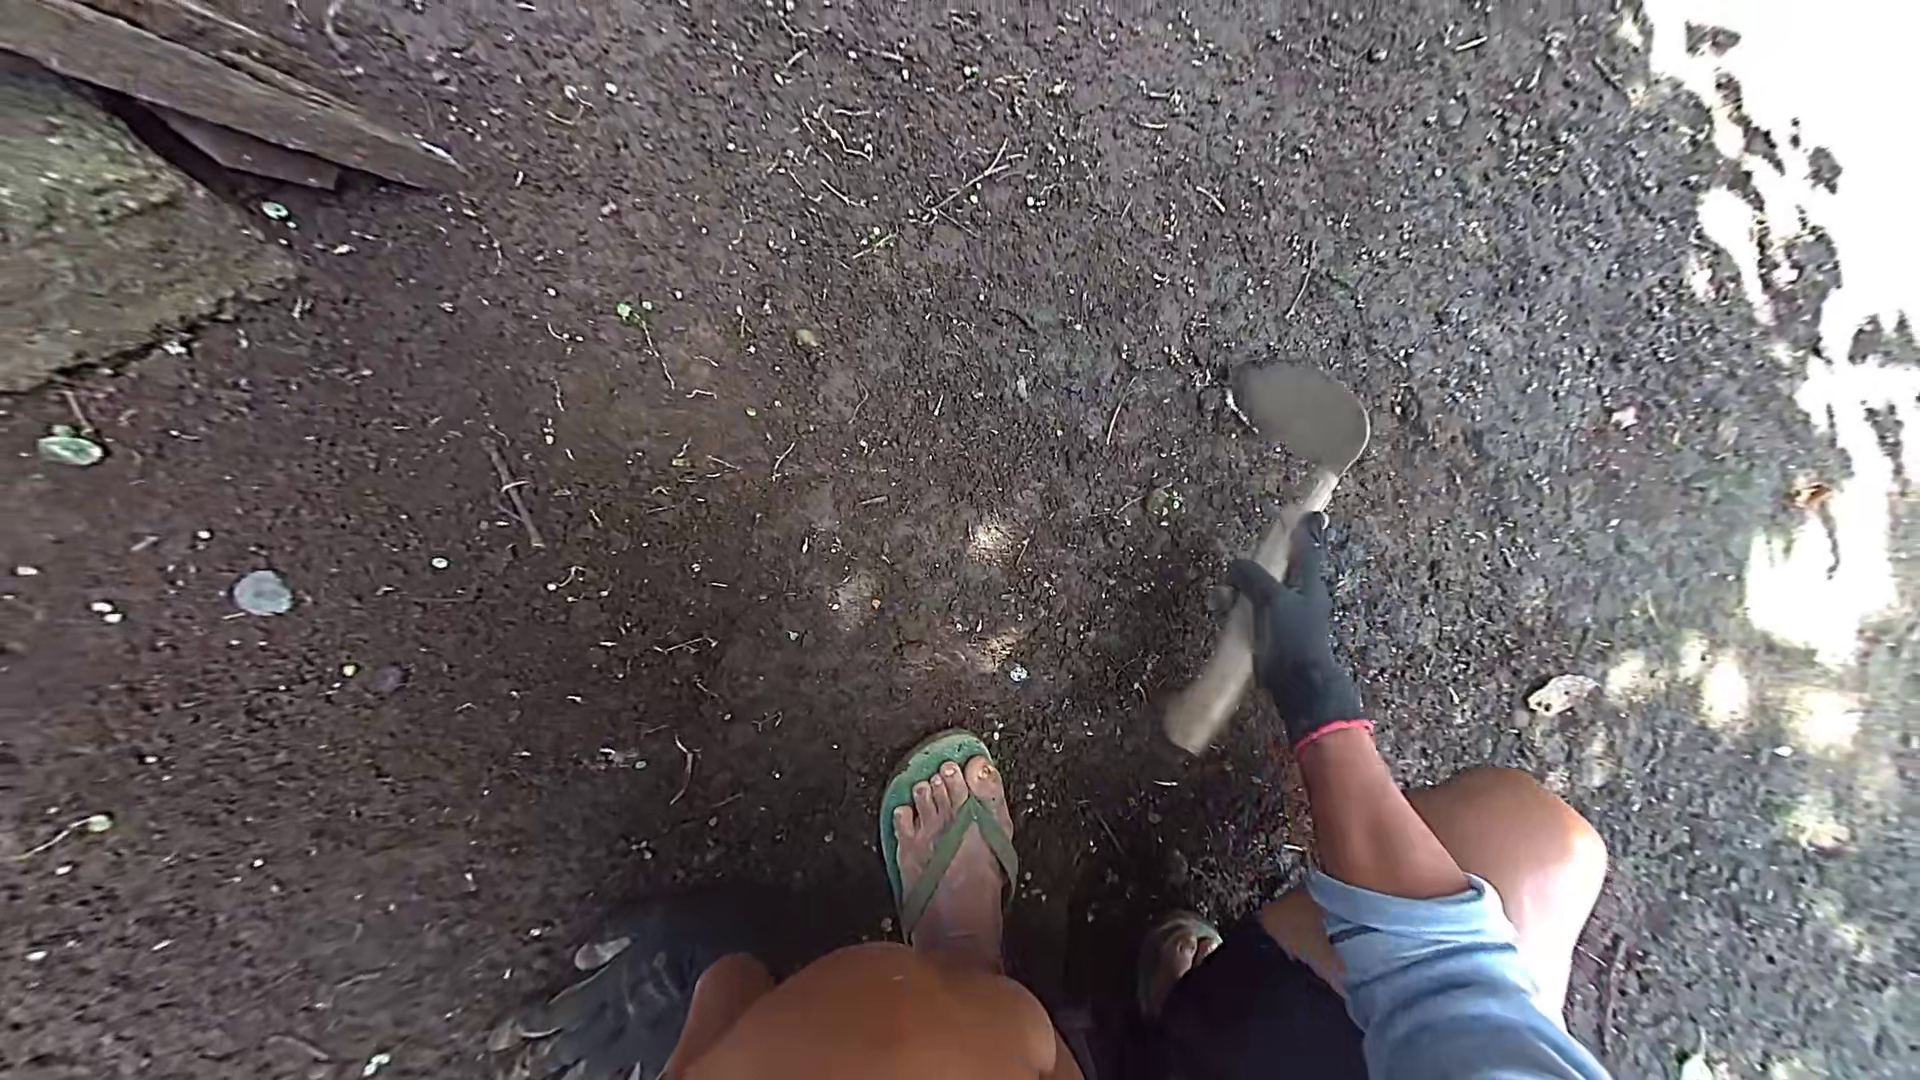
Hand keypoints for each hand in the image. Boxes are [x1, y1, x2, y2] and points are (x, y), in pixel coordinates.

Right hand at [1227, 512, 1364, 749]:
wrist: (1297, 681)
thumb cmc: (1293, 636)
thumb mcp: (1273, 599)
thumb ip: (1253, 576)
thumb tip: (1234, 565)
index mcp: (1307, 581)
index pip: (1307, 547)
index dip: (1306, 529)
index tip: (1310, 511)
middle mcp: (1296, 593)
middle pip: (1273, 567)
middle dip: (1251, 565)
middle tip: (1234, 569)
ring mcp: (1280, 612)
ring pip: (1254, 588)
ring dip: (1235, 589)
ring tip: (1221, 598)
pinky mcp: (1265, 629)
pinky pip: (1245, 610)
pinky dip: (1232, 607)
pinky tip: (1220, 610)